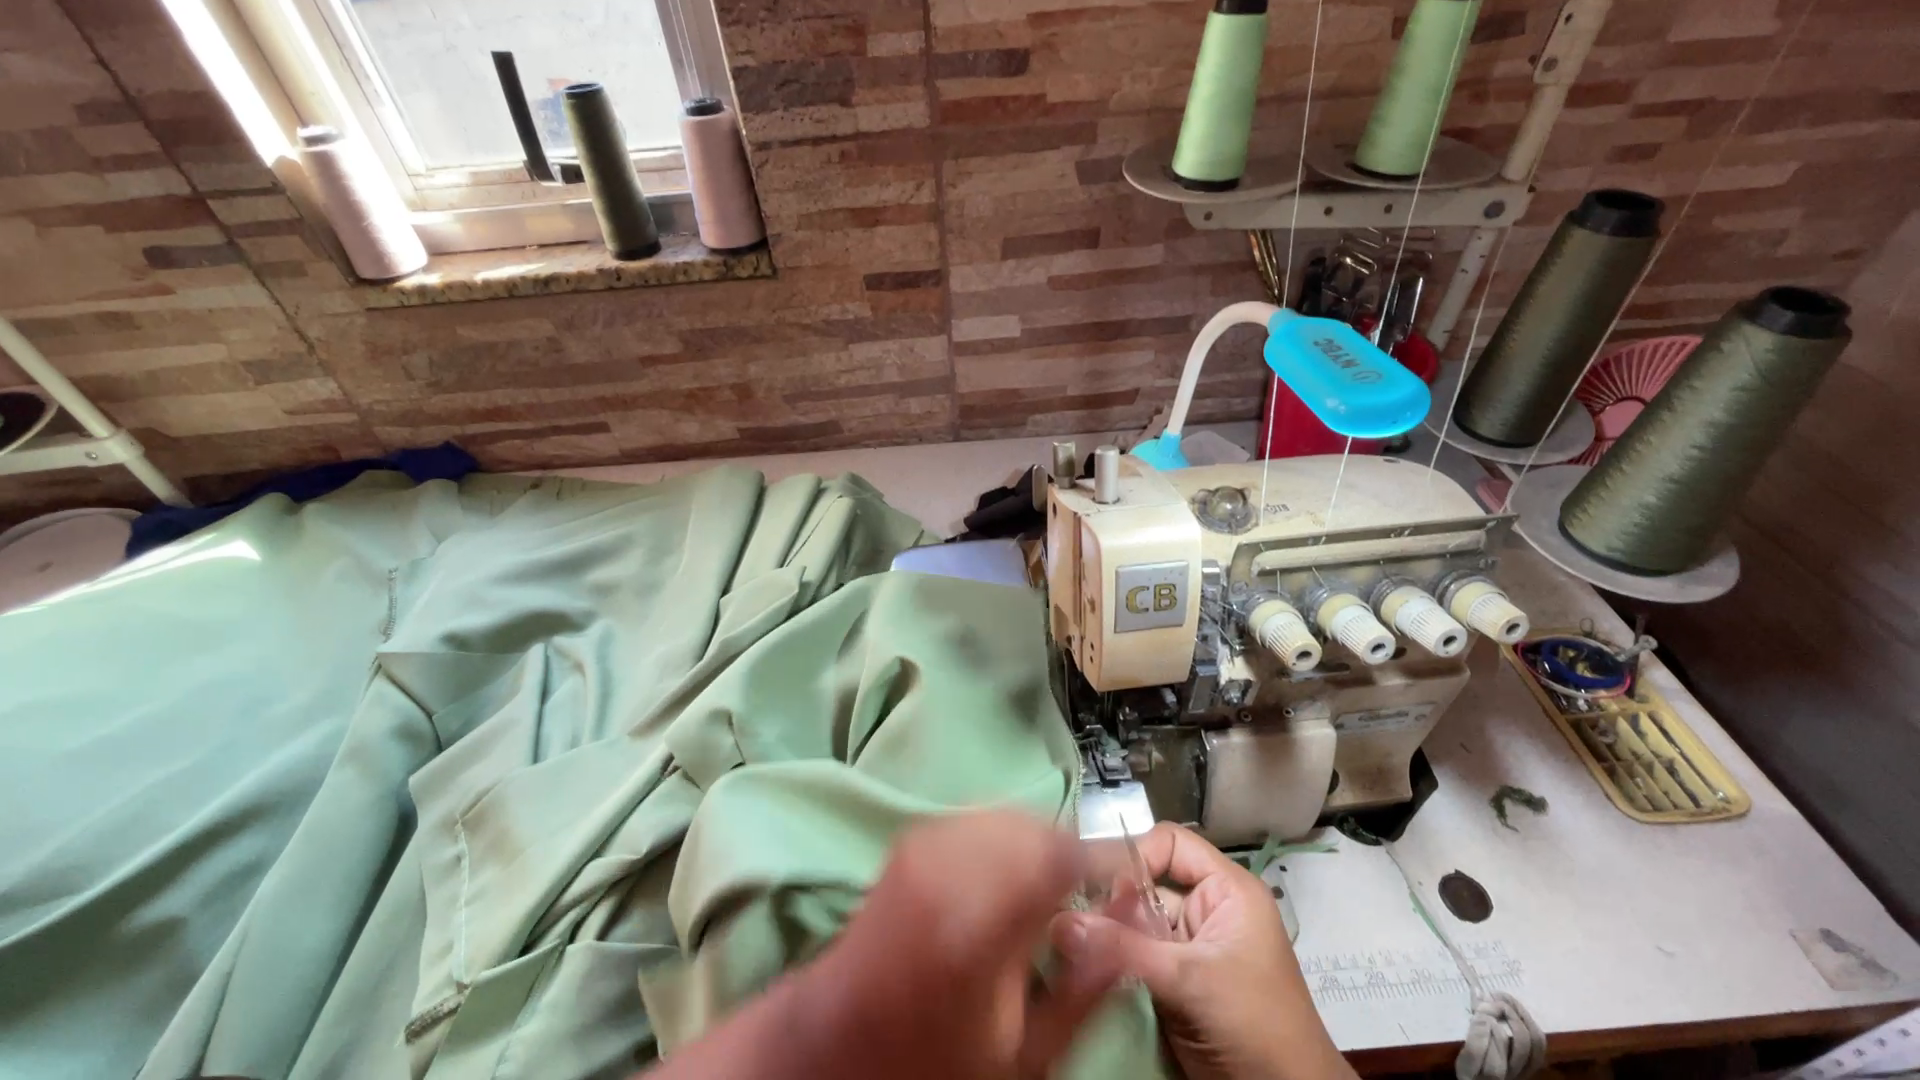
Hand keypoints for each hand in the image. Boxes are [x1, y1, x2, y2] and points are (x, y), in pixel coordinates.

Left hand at [653, 810, 1122, 1079]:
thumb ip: (1080, 989)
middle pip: (1038, 826)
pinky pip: (976, 817)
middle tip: (1089, 886)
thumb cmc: (933, 1052)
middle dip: (1072, 850)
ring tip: (1052, 882)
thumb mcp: (1021, 1049)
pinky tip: (1010, 870)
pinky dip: (1005, 833)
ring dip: (1039, 840)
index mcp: (982, 919)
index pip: (1063, 856)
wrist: (839, 1037)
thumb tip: (1130, 936)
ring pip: (1008, 814)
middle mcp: (951, 867)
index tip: (1126, 875)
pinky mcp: (910, 841)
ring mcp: (925, 847)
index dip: (1104, 859)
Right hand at [1053, 824, 1355, 1079]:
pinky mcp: (1175, 982)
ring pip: (1135, 923)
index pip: (1169, 844)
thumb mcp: (1191, 980)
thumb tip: (1058, 922)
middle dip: (1110, 903)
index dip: (1135, 858)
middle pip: (1146, 884)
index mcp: (1226, 890)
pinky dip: (1111, 963)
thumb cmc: (1255, 1023)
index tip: (1103, 893)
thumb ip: (1124, 949)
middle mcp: (1206, 909)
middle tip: (1073, 925)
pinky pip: (1134, 957)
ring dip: (1106, 936)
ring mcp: (1190, 948)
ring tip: (1069, 946)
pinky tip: (1082, 970)